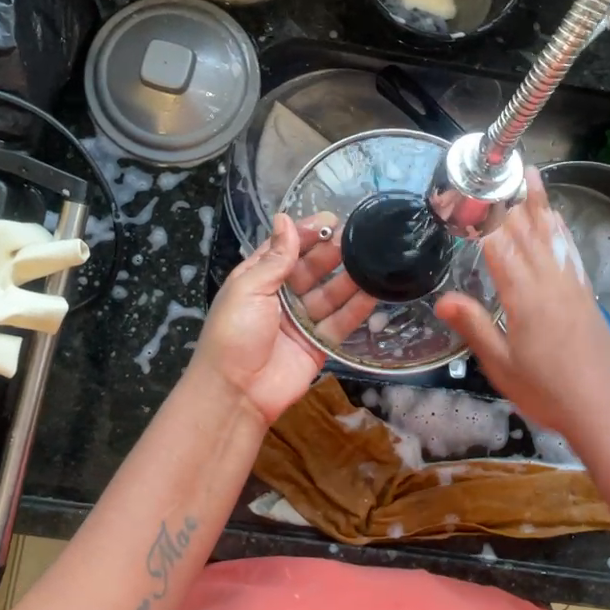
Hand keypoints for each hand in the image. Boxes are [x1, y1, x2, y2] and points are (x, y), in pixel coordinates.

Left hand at [187, 213, 377, 426]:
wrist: (236, 393)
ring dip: (348, 277)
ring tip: (372, 258)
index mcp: (258, 278)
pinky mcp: (319, 344)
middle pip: (311, 268)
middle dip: (331, 252)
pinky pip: (341, 322)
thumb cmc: (234, 334)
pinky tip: (374, 290)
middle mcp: (281, 296)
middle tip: (356, 237)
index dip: (306, 233)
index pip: (285, 247)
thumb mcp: (249, 288)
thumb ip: (275, 257)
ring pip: (329, 293)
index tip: (330, 220)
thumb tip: (284, 217)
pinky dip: (357, 307)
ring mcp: (301, 320)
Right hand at [436, 169, 609, 440]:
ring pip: (552, 235)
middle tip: (499, 170)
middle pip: (527, 232)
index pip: (499, 246)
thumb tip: (443, 298)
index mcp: (524, 297)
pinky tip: (558, 220)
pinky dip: (561, 230)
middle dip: (510, 200)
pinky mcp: (586, 295)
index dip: (483, 217)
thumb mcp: (501, 365)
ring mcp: (571, 286)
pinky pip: (570, 251)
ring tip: (532, 175)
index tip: (469, 194)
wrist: (605, 409)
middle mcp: (549, 283)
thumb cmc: (547, 392)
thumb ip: (474, 327)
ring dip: (540, 204)